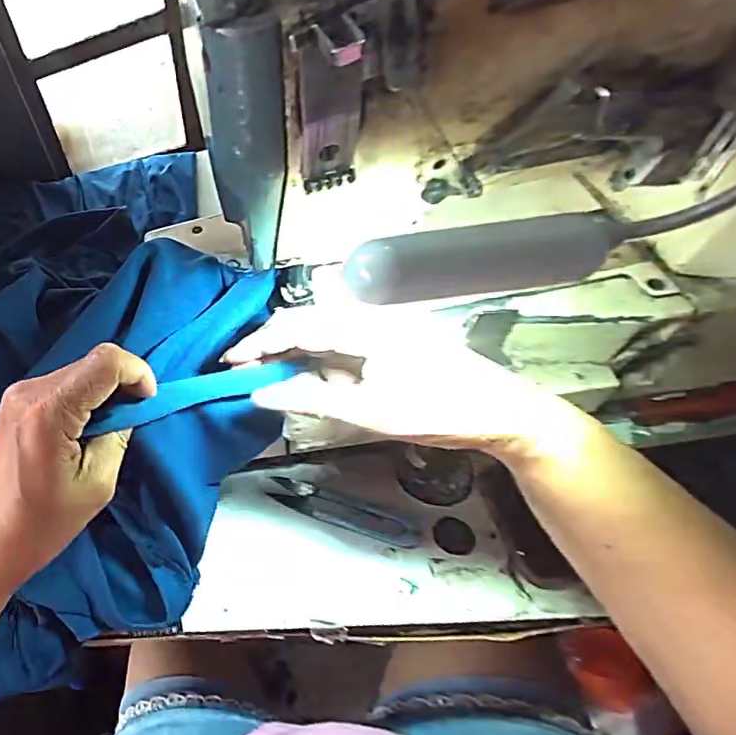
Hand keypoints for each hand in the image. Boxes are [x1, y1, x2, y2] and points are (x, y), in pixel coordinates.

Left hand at [0, 344, 155, 596]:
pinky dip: (81, 399)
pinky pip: (61, 385)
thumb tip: (130, 407)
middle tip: (129, 421)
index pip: (105, 361)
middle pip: (92, 363)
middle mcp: (28, 391)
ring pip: (77, 372)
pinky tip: (80, 431)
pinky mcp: (13, 402)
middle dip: (120, 385)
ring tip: (102, 433)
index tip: (147, 402)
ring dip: (100, 393)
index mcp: (49, 410)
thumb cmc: (42, 523)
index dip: (137, 373)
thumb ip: (118, 434)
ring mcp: (16, 393)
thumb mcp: (97, 483)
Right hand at [221, 304, 599, 461]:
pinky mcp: (388, 342)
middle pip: (305, 324)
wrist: (505, 415)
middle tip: (243, 369)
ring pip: (320, 335)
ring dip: (295, 356)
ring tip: (271, 377)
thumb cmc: (442, 410)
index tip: (230, 361)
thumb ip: (309, 398)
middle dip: (271, 347)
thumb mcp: (369, 411)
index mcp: (365, 326)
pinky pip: (340, 347)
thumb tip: (261, 394)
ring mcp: (381, 329)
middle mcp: (371, 318)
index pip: (296, 326)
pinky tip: (314, 381)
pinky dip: (319, 363)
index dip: (258, 342)